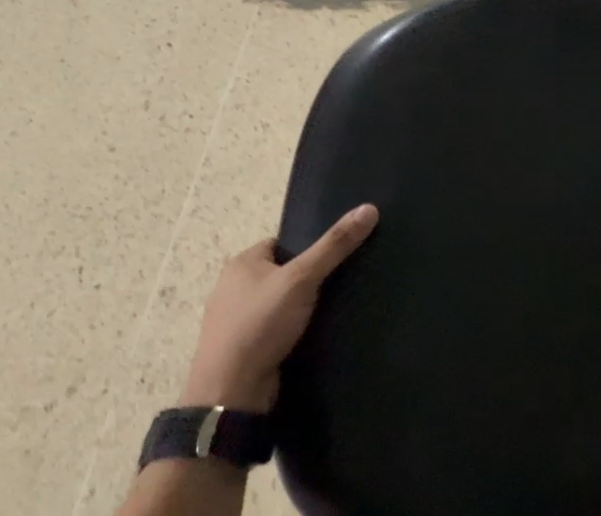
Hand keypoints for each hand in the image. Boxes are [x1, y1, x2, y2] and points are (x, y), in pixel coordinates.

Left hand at [179, 204, 379, 412]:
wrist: (231, 393)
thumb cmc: (261, 324)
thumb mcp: (303, 278)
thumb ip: (335, 245)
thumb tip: (369, 208)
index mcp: (240, 264)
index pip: (281, 243)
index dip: (308, 249)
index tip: (334, 259)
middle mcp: (231, 288)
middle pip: (280, 273)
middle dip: (306, 279)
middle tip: (338, 283)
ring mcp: (233, 322)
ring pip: (277, 304)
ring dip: (298, 308)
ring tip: (331, 309)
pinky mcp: (241, 349)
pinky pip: (272, 329)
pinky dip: (289, 331)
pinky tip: (311, 336)